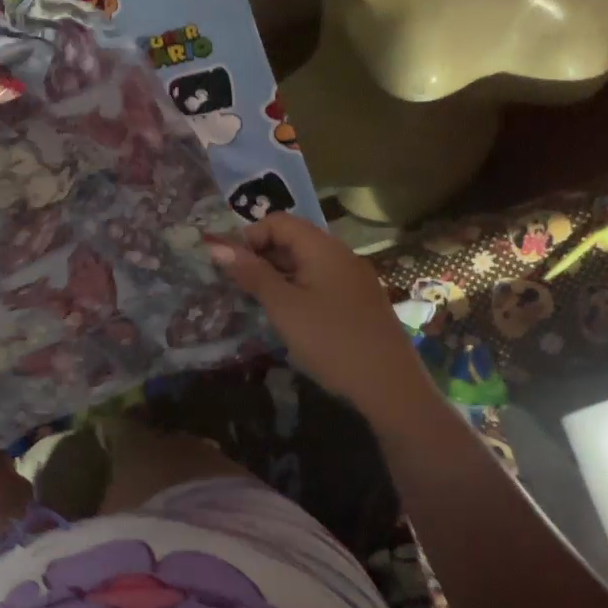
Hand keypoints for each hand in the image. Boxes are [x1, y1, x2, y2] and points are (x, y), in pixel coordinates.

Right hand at [207, 213, 437, 416]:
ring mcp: (352, 279)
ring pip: (305, 263)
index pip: (278, 222)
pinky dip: (296, 289)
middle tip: (238, 286)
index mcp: (323, 249)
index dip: (249, 237)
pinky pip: (319, 281)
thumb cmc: (331, 341)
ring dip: (276, 275)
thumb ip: (252, 274)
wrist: (390, 386)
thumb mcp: (284, 307)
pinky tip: (288, 316)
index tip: (230, 267)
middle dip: (260, 256)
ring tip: (257, 302)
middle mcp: (341, 255)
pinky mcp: (358, 301)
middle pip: (293, 239)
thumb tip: (216, 246)